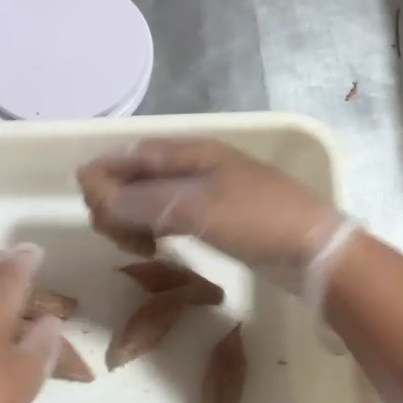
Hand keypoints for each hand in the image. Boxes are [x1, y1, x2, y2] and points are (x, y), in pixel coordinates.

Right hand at [76, 138, 356, 302]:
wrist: (314, 250)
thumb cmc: (256, 220)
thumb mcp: (194, 209)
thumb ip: (143, 202)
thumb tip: (99, 199)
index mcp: (191, 152)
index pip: (132, 154)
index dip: (104, 175)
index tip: (88, 205)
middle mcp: (195, 165)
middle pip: (137, 175)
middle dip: (116, 202)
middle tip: (115, 235)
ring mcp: (207, 191)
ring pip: (151, 199)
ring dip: (133, 219)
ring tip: (136, 247)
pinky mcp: (216, 216)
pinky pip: (170, 216)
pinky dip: (154, 229)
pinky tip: (154, 247)